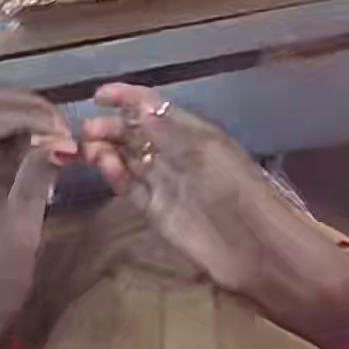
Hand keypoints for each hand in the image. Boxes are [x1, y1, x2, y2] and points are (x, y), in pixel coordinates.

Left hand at [0, 88, 76, 348]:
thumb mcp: (22, 228)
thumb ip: (37, 177)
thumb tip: (64, 139)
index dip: (28, 113)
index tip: (62, 129)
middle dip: (28, 109)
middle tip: (62, 129)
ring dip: (25, 119)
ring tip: (57, 137)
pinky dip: (20, 135)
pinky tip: (42, 149)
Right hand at [81, 83, 348, 348]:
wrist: (261, 252)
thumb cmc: (238, 191)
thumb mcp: (205, 153)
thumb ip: (167, 131)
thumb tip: (135, 106)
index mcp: (191, 131)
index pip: (151, 106)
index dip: (125, 97)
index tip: (98, 95)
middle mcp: (174, 152)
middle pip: (134, 131)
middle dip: (110, 125)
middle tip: (86, 130)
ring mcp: (164, 182)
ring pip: (127, 158)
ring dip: (107, 149)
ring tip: (89, 149)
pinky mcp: (156, 210)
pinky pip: (129, 186)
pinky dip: (114, 175)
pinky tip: (104, 168)